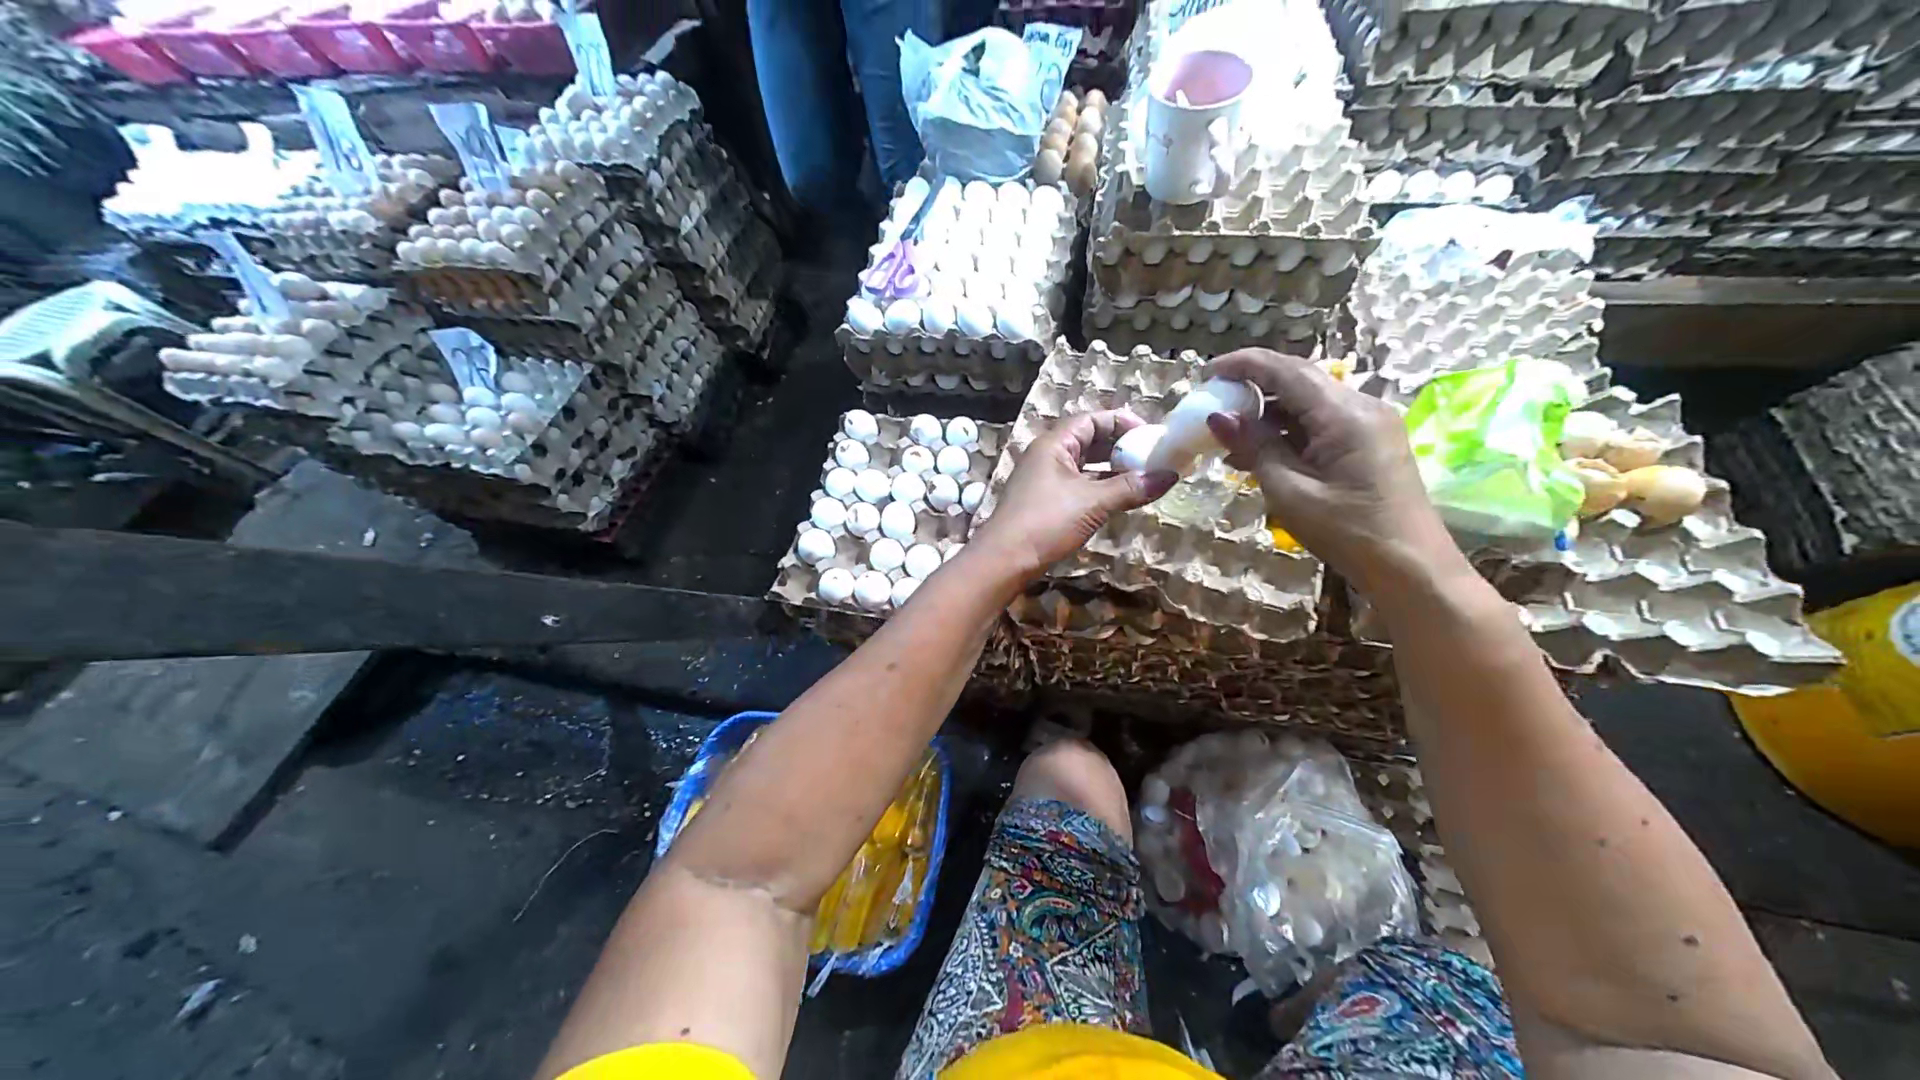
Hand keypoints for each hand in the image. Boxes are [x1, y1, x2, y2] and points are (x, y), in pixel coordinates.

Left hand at [973, 410, 1176, 578]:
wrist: (1005, 559)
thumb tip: (1170, 477)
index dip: (1122, 423)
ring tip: (1143, 477)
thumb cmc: (1046, 521)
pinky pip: (1078, 485)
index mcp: (1054, 444)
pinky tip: (1120, 498)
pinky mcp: (1045, 502)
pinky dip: (1100, 487)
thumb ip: (1132, 488)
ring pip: (1085, 465)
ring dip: (1112, 470)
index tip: (1150, 435)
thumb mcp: (1093, 502)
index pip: (1092, 420)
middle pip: (1089, 441)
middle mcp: (1047, 456)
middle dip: (1120, 447)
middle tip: (1152, 457)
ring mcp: (1044, 480)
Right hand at [1203, 349, 1456, 587]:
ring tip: (1227, 437)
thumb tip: (1218, 417)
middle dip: (1252, 387)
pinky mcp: (1369, 442)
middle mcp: (1362, 406)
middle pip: (1298, 380)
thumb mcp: (1290, 491)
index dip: (1242, 365)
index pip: (1286, 370)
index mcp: (1344, 414)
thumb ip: (1255, 447)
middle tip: (1212, 403)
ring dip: (1267, 413)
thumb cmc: (1348, 532)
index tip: (1205, 373)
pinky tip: (1259, 452)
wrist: (1411, 569)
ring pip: (1308, 402)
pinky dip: (1287, 431)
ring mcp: (1369, 424)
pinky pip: (1321, 423)